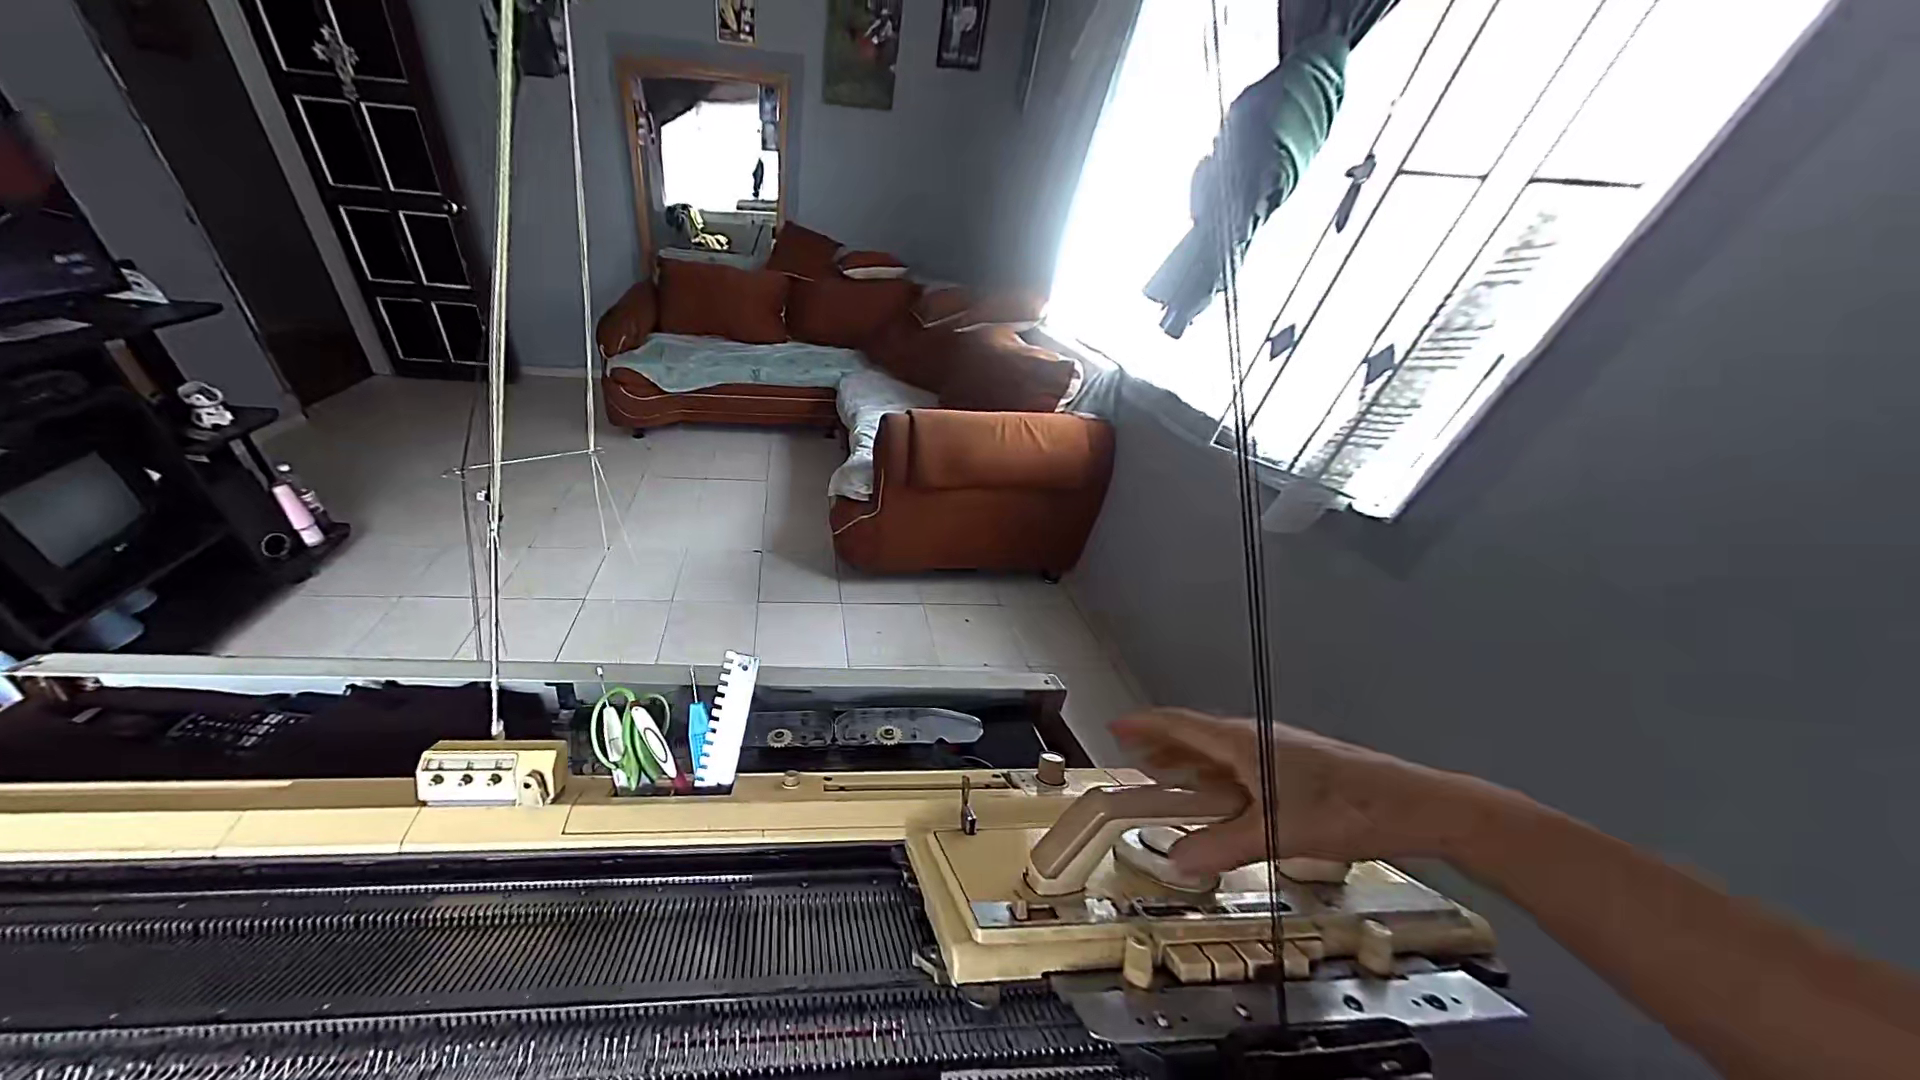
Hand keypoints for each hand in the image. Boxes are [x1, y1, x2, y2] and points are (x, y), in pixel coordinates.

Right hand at [1110, 707, 1488, 873]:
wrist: (1412, 803)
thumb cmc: (1345, 807)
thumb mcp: (1275, 833)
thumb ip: (1222, 847)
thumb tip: (1176, 859)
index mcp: (1241, 741)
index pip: (1179, 724)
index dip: (1144, 725)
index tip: (1116, 726)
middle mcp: (1254, 736)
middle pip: (1194, 734)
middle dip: (1159, 743)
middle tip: (1132, 752)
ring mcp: (1275, 748)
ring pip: (1217, 750)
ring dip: (1187, 759)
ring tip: (1165, 774)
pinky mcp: (1293, 764)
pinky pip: (1239, 763)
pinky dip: (1215, 775)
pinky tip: (1219, 796)